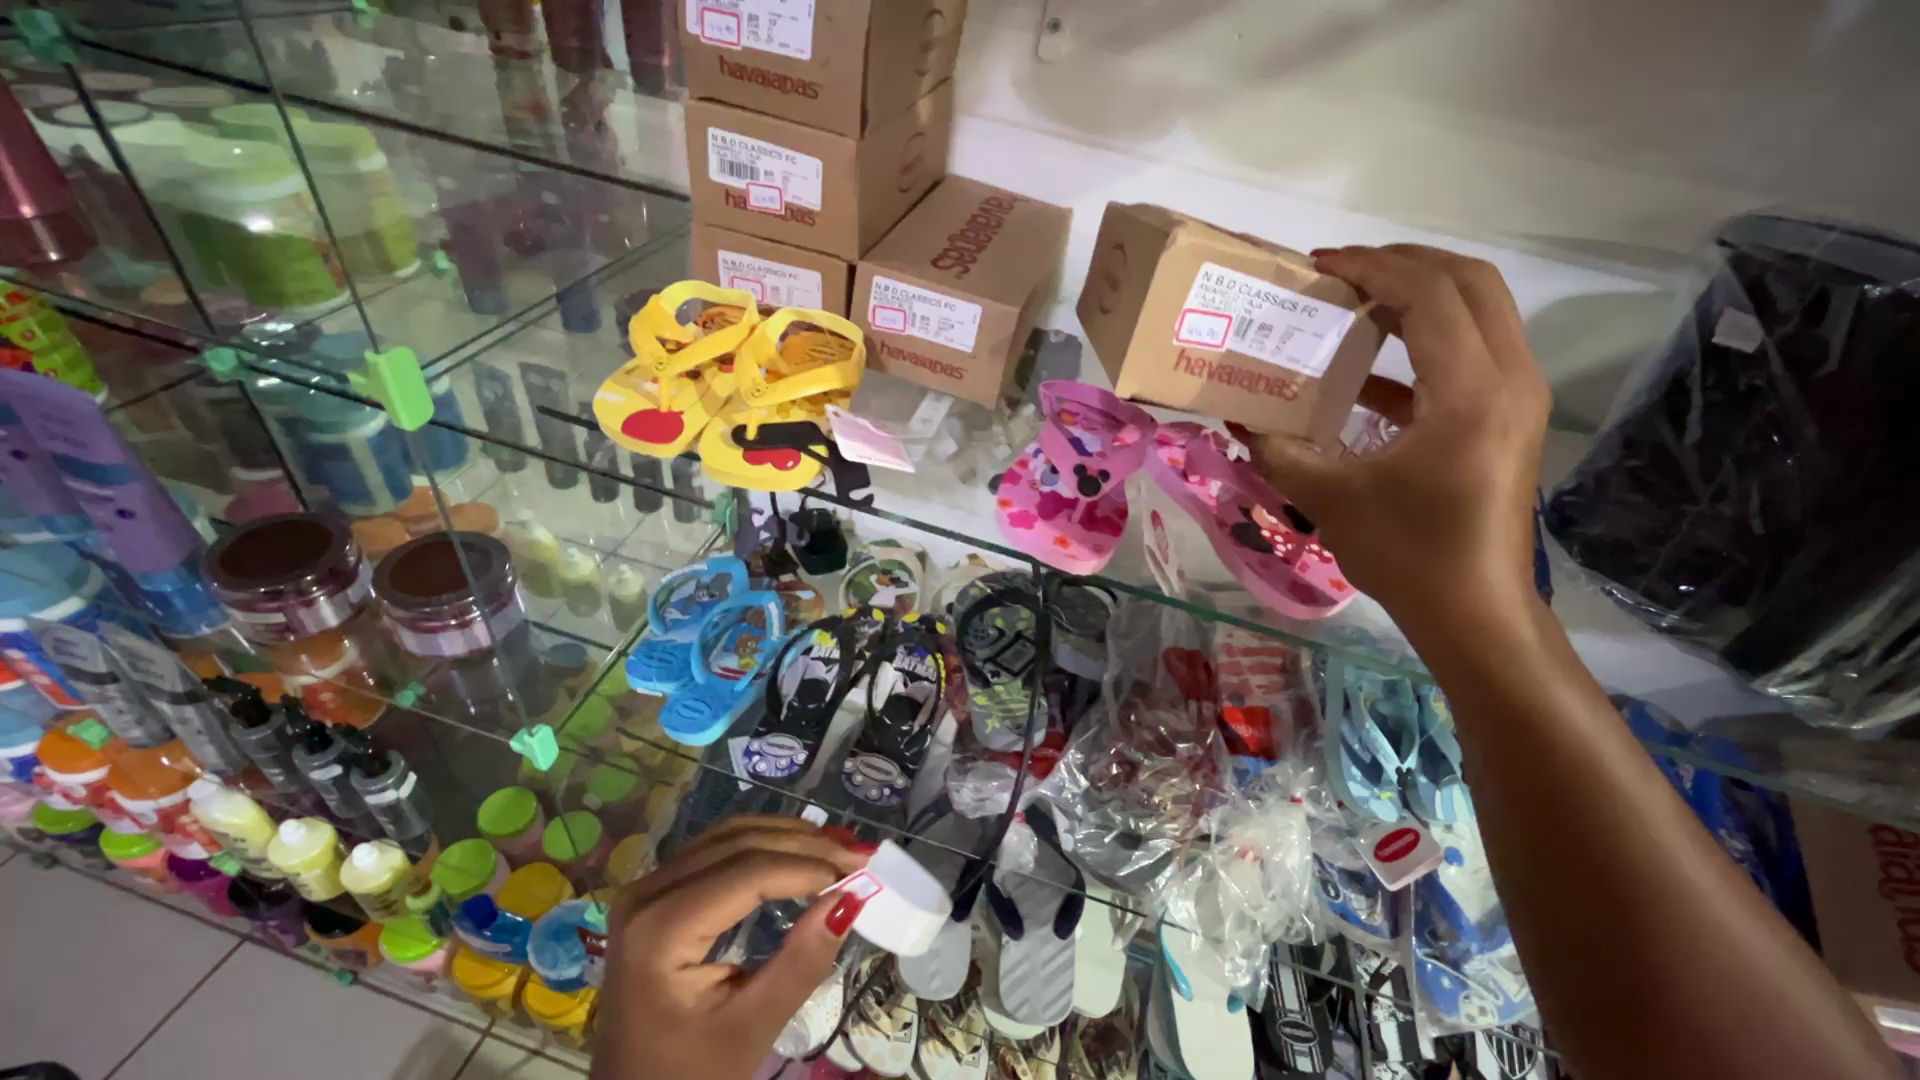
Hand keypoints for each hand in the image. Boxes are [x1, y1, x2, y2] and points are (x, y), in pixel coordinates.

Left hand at [590, 816, 874, 1079]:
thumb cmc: (689, 1073)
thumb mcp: (752, 1027)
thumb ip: (801, 962)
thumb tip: (850, 899)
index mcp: (660, 930)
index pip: (747, 873)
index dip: (807, 865)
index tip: (859, 871)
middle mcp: (646, 894)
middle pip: (738, 844)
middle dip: (805, 844)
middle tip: (859, 854)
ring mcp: (646, 889)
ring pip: (728, 836)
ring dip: (787, 836)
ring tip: (838, 845)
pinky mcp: (655, 893)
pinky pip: (715, 850)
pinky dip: (763, 844)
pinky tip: (798, 850)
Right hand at [1236, 245, 1551, 635]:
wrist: (1475, 611)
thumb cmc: (1406, 554)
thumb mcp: (1329, 497)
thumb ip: (1278, 446)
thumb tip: (1236, 413)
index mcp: (1468, 392)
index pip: (1430, 294)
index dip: (1373, 267)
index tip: (1319, 266)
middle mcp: (1509, 379)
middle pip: (1469, 281)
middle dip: (1403, 264)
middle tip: (1341, 274)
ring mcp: (1518, 396)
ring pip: (1480, 309)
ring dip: (1419, 295)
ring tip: (1354, 306)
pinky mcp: (1509, 416)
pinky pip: (1474, 350)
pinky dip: (1425, 340)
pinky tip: (1367, 371)